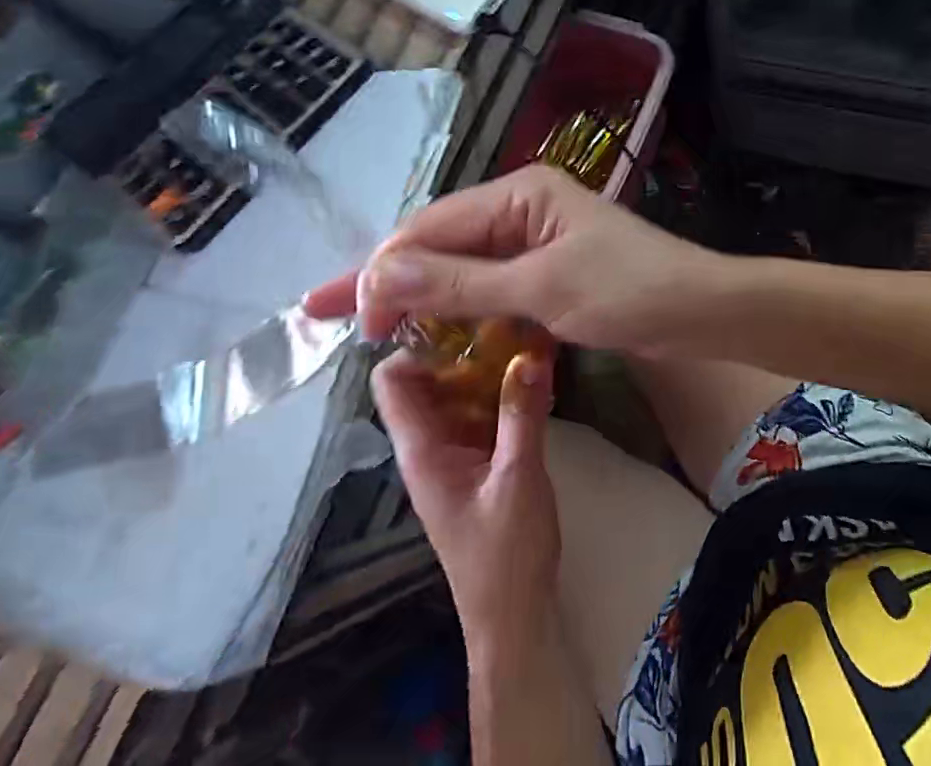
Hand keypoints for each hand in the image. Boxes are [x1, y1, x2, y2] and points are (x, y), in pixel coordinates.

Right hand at [304, 165, 723, 354]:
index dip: (384, 269)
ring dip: (421, 295)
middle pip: (442, 243)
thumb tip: (375, 276)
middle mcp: (524, 209)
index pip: (433, 227)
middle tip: (327, 315)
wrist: (699, 310)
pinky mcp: (552, 272)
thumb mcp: (541, 286)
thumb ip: (460, 283)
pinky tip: (432, 328)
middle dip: (389, 279)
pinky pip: (494, 286)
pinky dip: (463, 308)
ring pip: (465, 267)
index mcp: (521, 194)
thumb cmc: (629, 290)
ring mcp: (538, 241)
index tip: (346, 314)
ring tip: (369, 326)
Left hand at [373, 345, 560, 648]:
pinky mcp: (481, 461)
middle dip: (464, 348)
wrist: (513, 613)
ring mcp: (456, 453)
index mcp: (422, 449)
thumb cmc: (505, 553)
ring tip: (527, 337)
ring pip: (460, 394)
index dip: (417, 344)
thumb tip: (531, 353)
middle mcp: (431, 445)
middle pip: (429, 379)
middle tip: (508, 319)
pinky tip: (537, 376)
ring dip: (489, 368)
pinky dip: (504, 392)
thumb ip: (522, 415)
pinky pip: (484, 413)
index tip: (463, 316)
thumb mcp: (518, 478)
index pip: (393, 380)